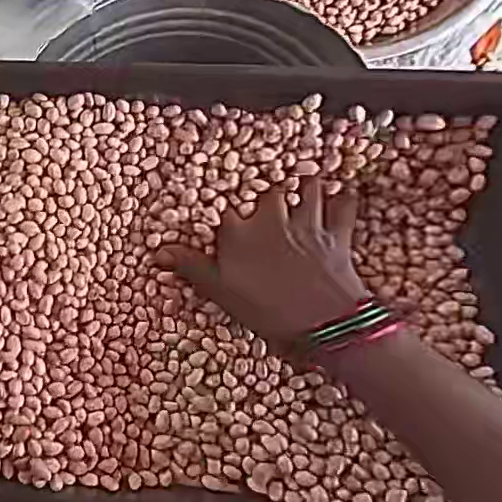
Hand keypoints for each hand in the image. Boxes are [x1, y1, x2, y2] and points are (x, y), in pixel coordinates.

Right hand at [155, 178, 367, 345]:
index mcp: (239, 233)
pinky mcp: (337, 236)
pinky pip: (343, 208)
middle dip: (264, 187)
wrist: (323, 322)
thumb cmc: (264, 308)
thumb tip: (159, 252)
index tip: (210, 194)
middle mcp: (272, 220)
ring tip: (298, 179)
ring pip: (308, 189)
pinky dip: (341, 200)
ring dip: (304, 184)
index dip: (215, 198)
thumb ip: (191, 266)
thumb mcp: (220, 290)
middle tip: (261, 186)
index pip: (220, 205)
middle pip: (267, 190)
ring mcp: (307, 225)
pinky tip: (338, 195)